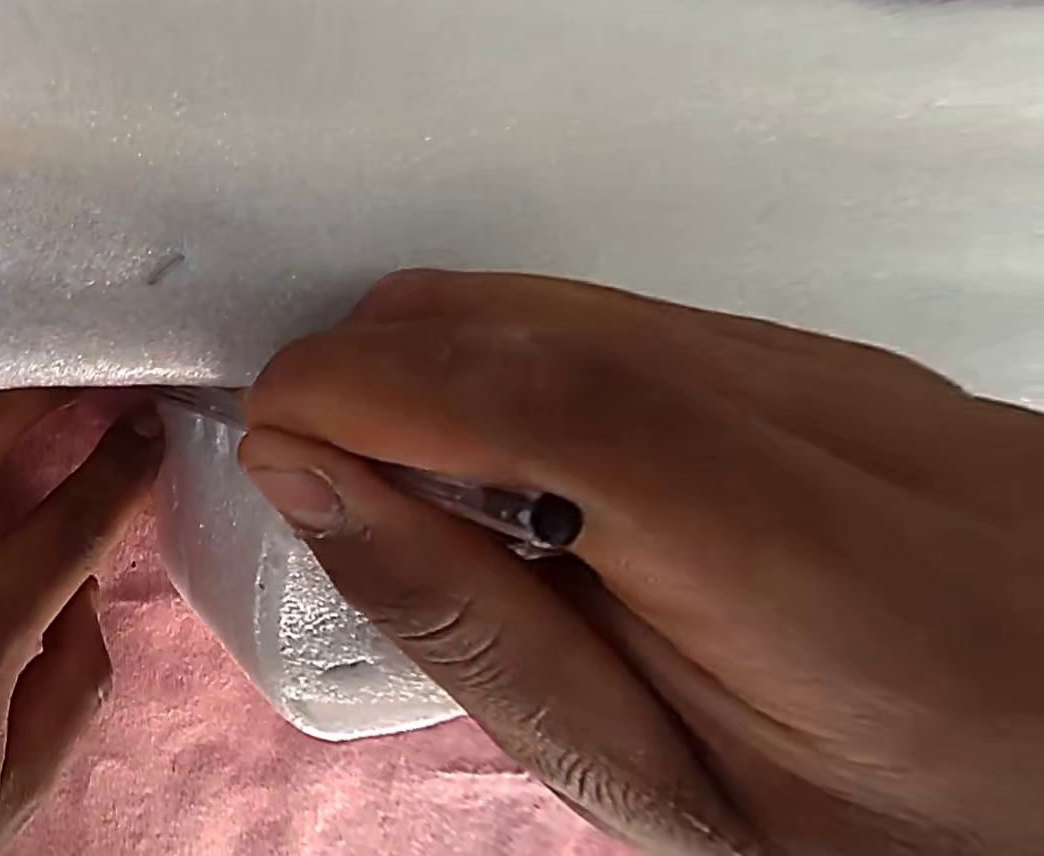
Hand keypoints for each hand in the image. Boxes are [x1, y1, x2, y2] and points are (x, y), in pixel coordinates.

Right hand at [241, 270, 1043, 855]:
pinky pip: (551, 304)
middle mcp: (832, 418)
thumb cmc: (834, 816)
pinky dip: (457, 352)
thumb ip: (448, 611)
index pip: (557, 404)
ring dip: (400, 358)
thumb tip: (292, 465)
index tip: (266, 428)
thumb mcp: (624, 773)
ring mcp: (802, 357)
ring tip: (394, 460)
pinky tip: (473, 440)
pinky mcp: (765, 339)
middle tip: (316, 459)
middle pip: (519, 323)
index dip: (367, 387)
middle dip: (359, 366)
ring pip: (519, 296)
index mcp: (835, 576)